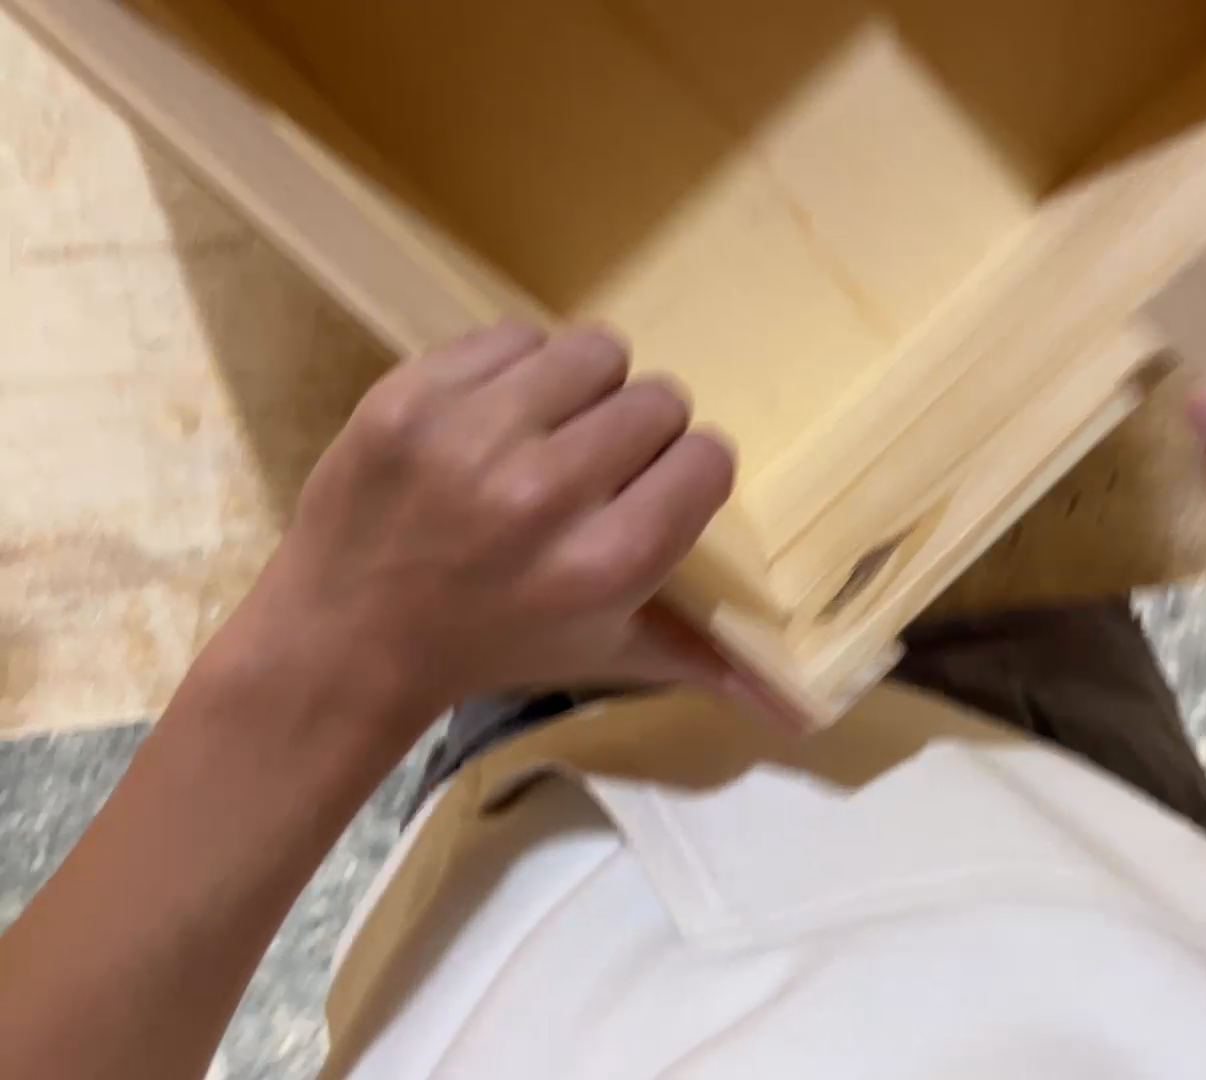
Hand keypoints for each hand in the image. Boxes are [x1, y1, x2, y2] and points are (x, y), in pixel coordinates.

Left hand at [226, 321, 778, 742]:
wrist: (345, 638)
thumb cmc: (506, 645)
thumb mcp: (620, 656)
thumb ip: (716, 664)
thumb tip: (808, 717)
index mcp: (611, 561)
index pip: (709, 459)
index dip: (694, 470)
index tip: (664, 489)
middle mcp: (548, 493)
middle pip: (660, 401)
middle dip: (646, 432)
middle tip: (607, 465)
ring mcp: (472, 434)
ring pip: (598, 353)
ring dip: (593, 389)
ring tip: (560, 429)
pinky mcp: (410, 391)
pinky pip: (518, 335)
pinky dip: (524, 369)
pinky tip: (501, 416)